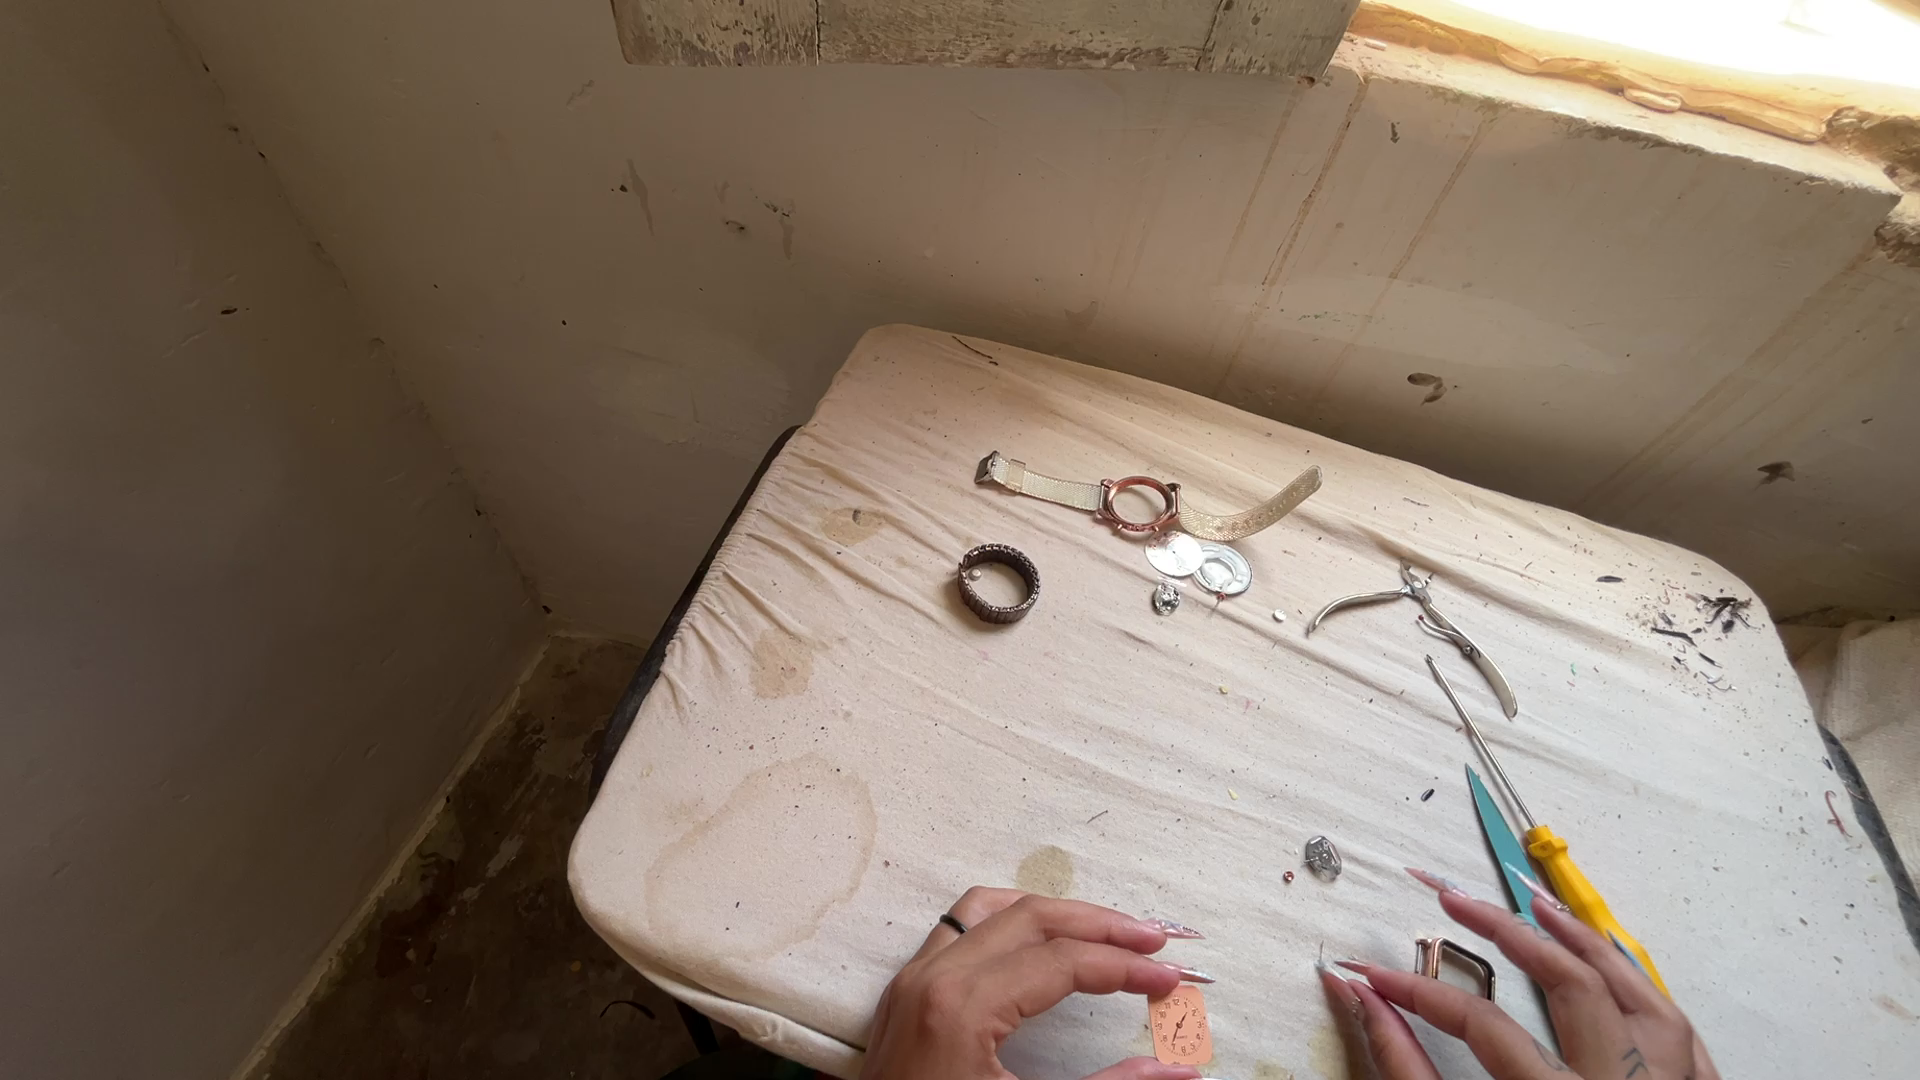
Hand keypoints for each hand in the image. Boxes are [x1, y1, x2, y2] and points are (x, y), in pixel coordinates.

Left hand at [859, 886, 1212, 1079]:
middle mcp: (932, 975)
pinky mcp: (905, 988)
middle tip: (1150, 938)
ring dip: (1051, 912)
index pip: (1060, 963)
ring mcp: (912, 976)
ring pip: (990, 907)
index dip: (1122, 966)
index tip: (1169, 977)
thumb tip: (1180, 1072)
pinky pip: (958, 924)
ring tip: (1100, 928)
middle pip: (1030, 918)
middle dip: (1097, 924)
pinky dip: (1005, 917)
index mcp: (961, 1008)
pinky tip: (1035, 934)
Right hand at [1320, 870, 1721, 1079]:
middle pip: (1574, 987)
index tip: (1365, 974)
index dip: (1415, 993)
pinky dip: (1638, 989)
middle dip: (1505, 930)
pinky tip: (1604, 965)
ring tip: (1535, 904)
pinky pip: (1685, 1039)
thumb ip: (1406, 1071)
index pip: (1482, 1027)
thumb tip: (1357, 997)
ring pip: (1648, 1001)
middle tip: (1448, 896)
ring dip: (1586, 943)